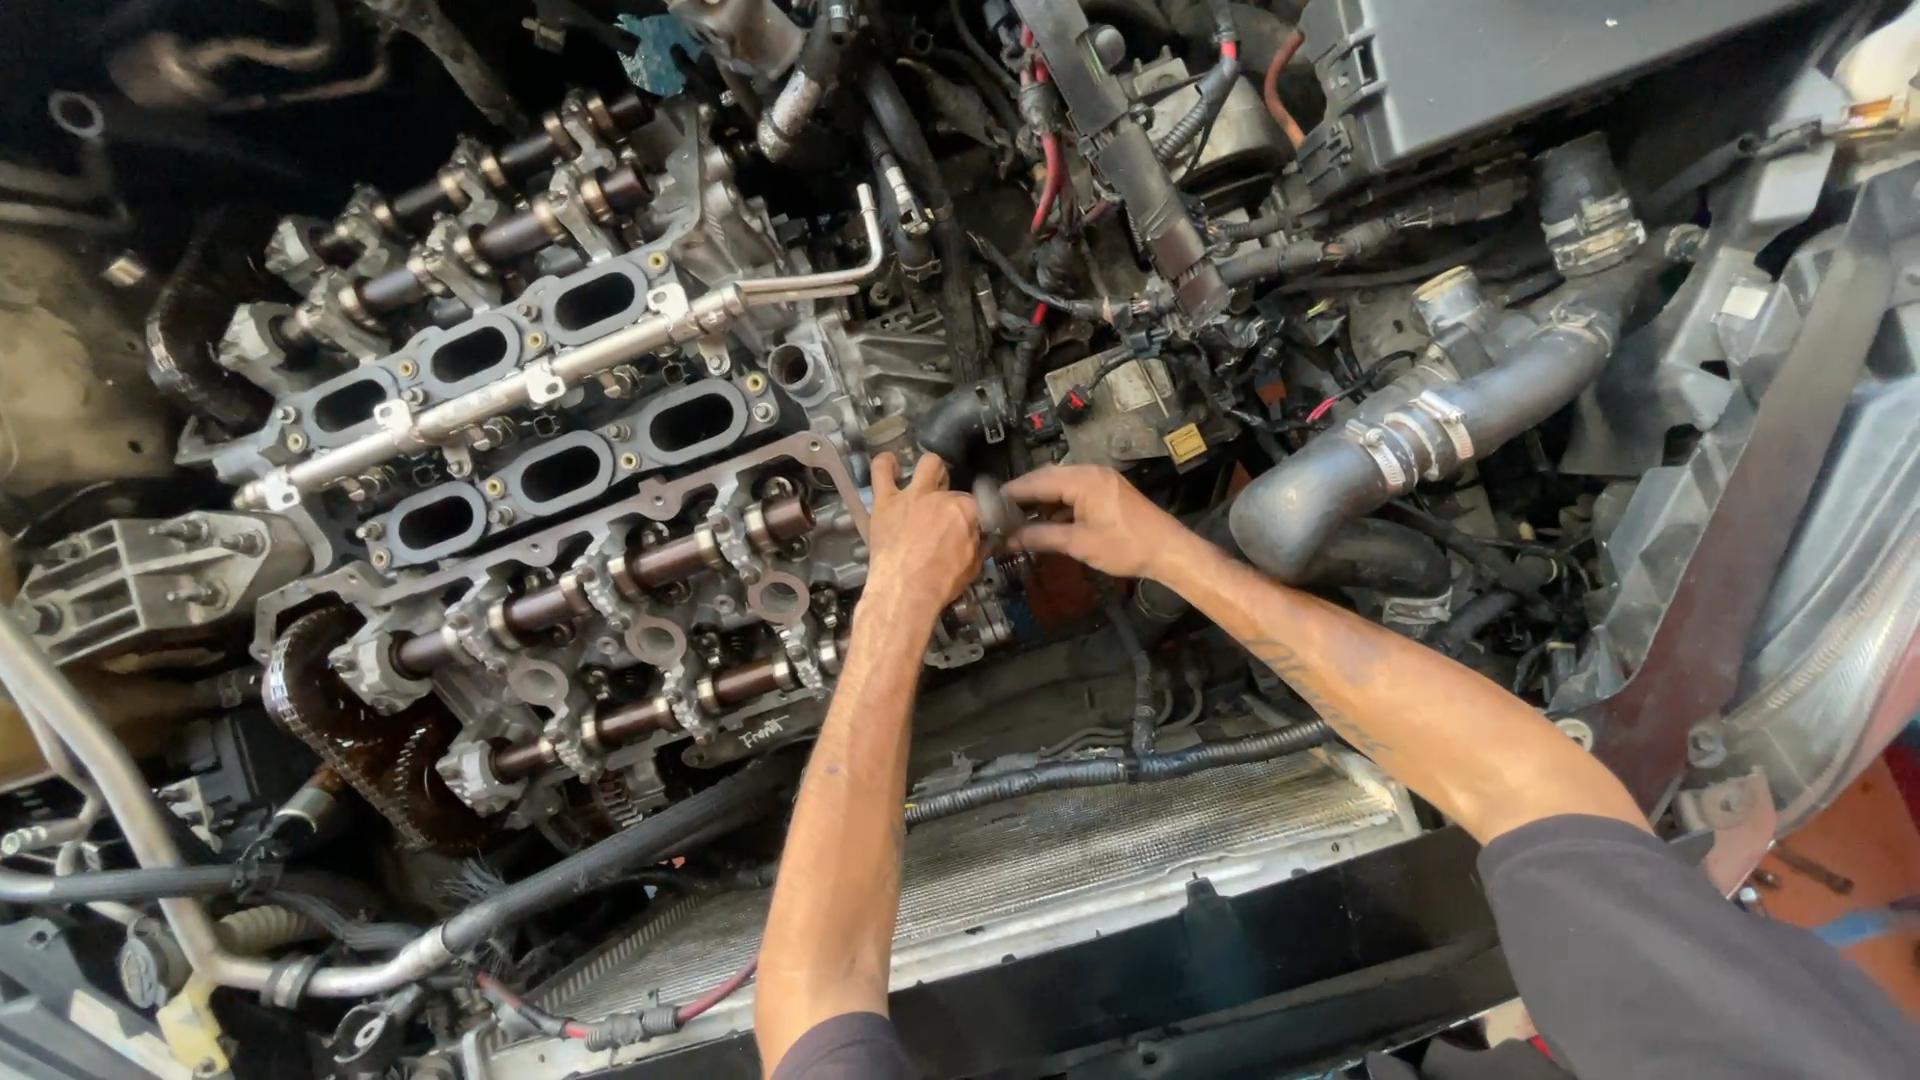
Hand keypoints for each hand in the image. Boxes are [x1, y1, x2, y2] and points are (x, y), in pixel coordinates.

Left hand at [862, 453, 982, 623]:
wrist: (905, 590)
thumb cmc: (941, 583)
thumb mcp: (971, 567)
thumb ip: (977, 546)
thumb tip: (984, 538)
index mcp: (966, 511)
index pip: (975, 505)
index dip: (971, 516)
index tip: (968, 526)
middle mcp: (941, 496)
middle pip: (952, 485)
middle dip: (950, 494)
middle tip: (943, 510)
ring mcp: (913, 495)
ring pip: (927, 464)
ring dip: (930, 469)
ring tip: (926, 479)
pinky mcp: (886, 501)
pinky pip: (881, 471)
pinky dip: (885, 465)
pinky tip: (889, 463)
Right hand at [1002, 465, 1195, 578]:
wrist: (1168, 550)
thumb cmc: (1124, 547)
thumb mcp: (1078, 543)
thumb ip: (1041, 537)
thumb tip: (1009, 539)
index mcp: (1083, 480)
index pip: (1037, 481)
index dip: (1012, 493)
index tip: (988, 503)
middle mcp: (1090, 472)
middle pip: (1047, 478)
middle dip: (1024, 494)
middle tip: (999, 511)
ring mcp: (1101, 479)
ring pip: (1060, 484)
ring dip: (1040, 500)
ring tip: (1017, 517)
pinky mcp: (1107, 490)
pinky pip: (1074, 491)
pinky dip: (1058, 503)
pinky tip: (1045, 520)